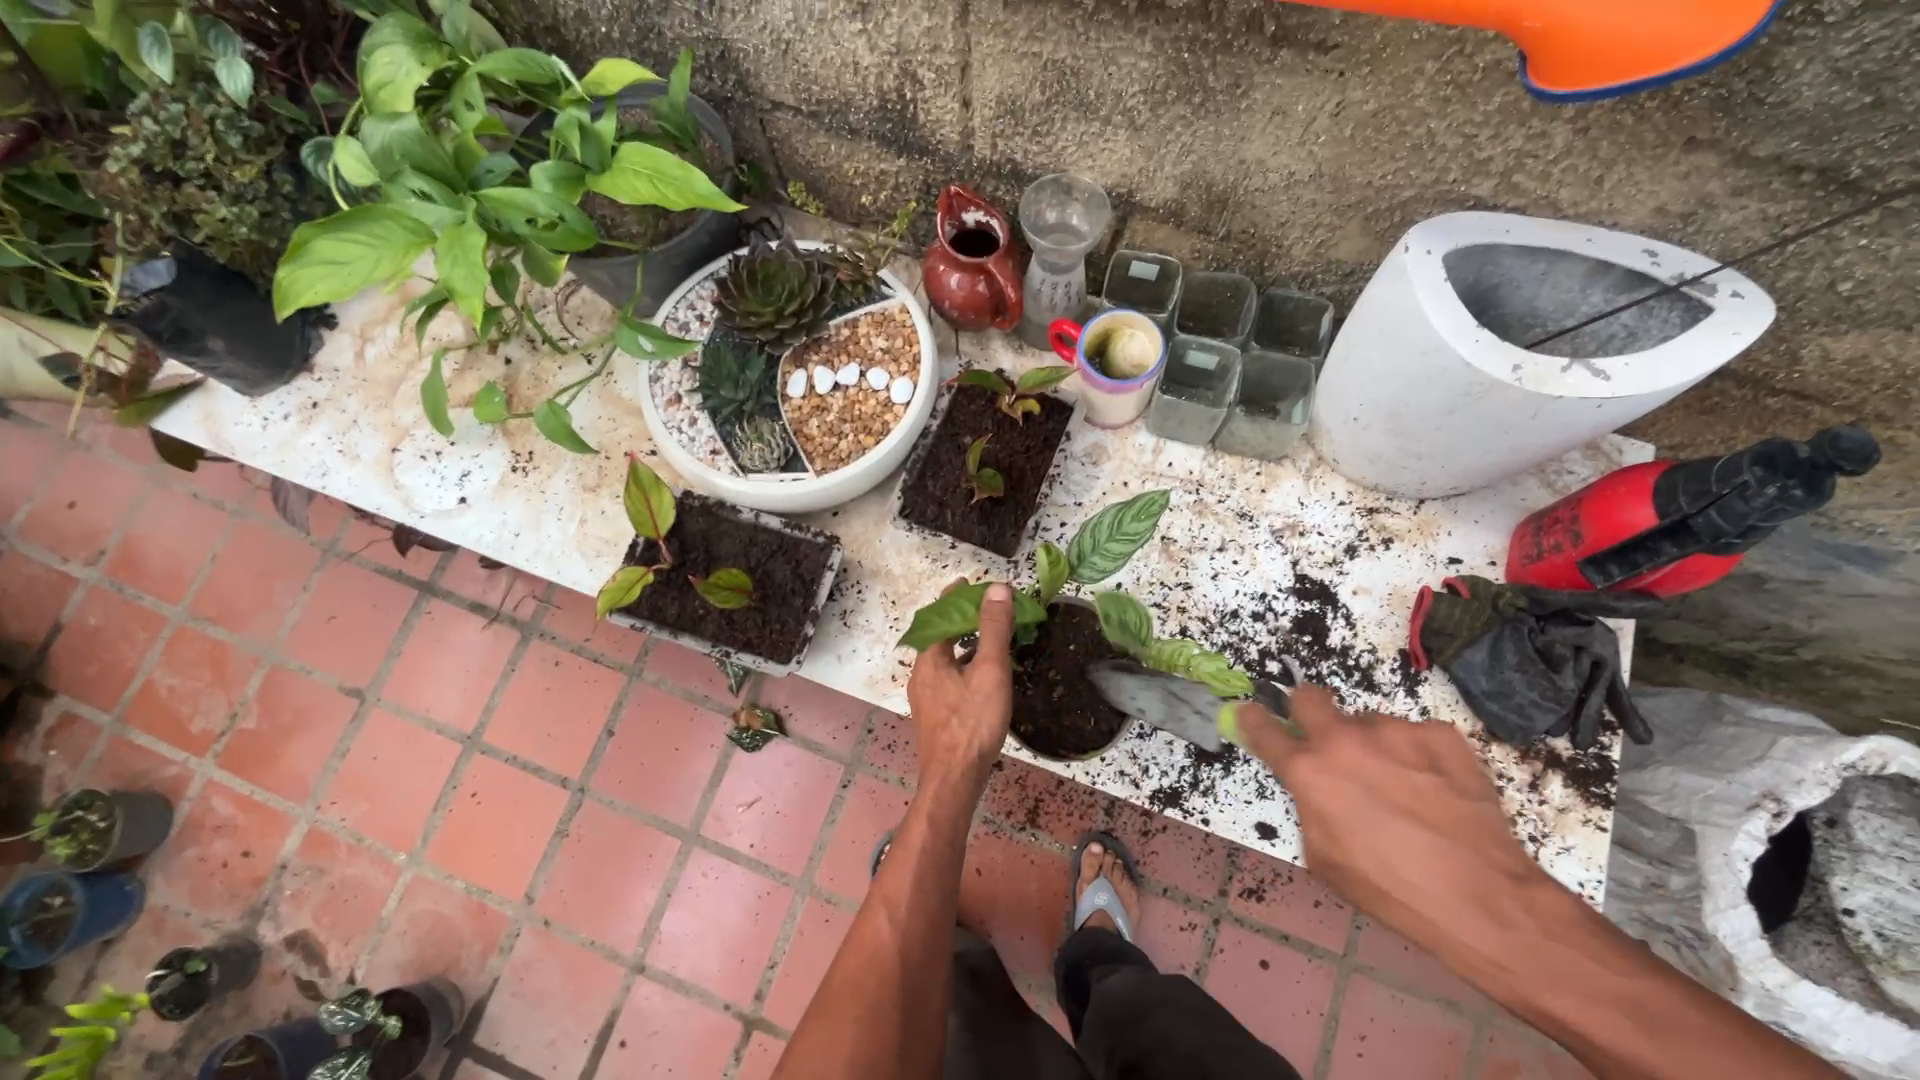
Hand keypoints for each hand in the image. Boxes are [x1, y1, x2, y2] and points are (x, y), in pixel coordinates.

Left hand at [905, 581, 1015, 793]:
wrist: (954, 780)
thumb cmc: (972, 724)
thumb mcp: (990, 671)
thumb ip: (993, 629)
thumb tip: (997, 589)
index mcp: (930, 660)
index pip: (939, 616)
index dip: (954, 597)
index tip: (969, 583)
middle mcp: (921, 676)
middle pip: (938, 637)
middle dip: (960, 619)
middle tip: (985, 608)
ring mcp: (926, 698)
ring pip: (943, 659)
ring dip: (962, 643)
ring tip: (987, 636)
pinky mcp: (935, 716)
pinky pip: (947, 678)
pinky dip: (963, 665)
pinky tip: (981, 676)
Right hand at [1232, 686, 1554, 961]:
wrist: (1480, 896)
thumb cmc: (1390, 889)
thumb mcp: (1324, 858)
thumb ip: (1310, 809)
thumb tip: (1316, 791)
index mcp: (1309, 773)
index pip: (1264, 731)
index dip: (1252, 720)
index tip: (1248, 712)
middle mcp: (1345, 740)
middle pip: (1308, 696)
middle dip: (1306, 710)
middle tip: (1322, 736)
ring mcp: (1395, 731)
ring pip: (1369, 723)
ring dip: (1371, 745)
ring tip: (1401, 787)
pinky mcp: (1440, 734)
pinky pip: (1415, 735)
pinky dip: (1417, 756)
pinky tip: (1435, 789)